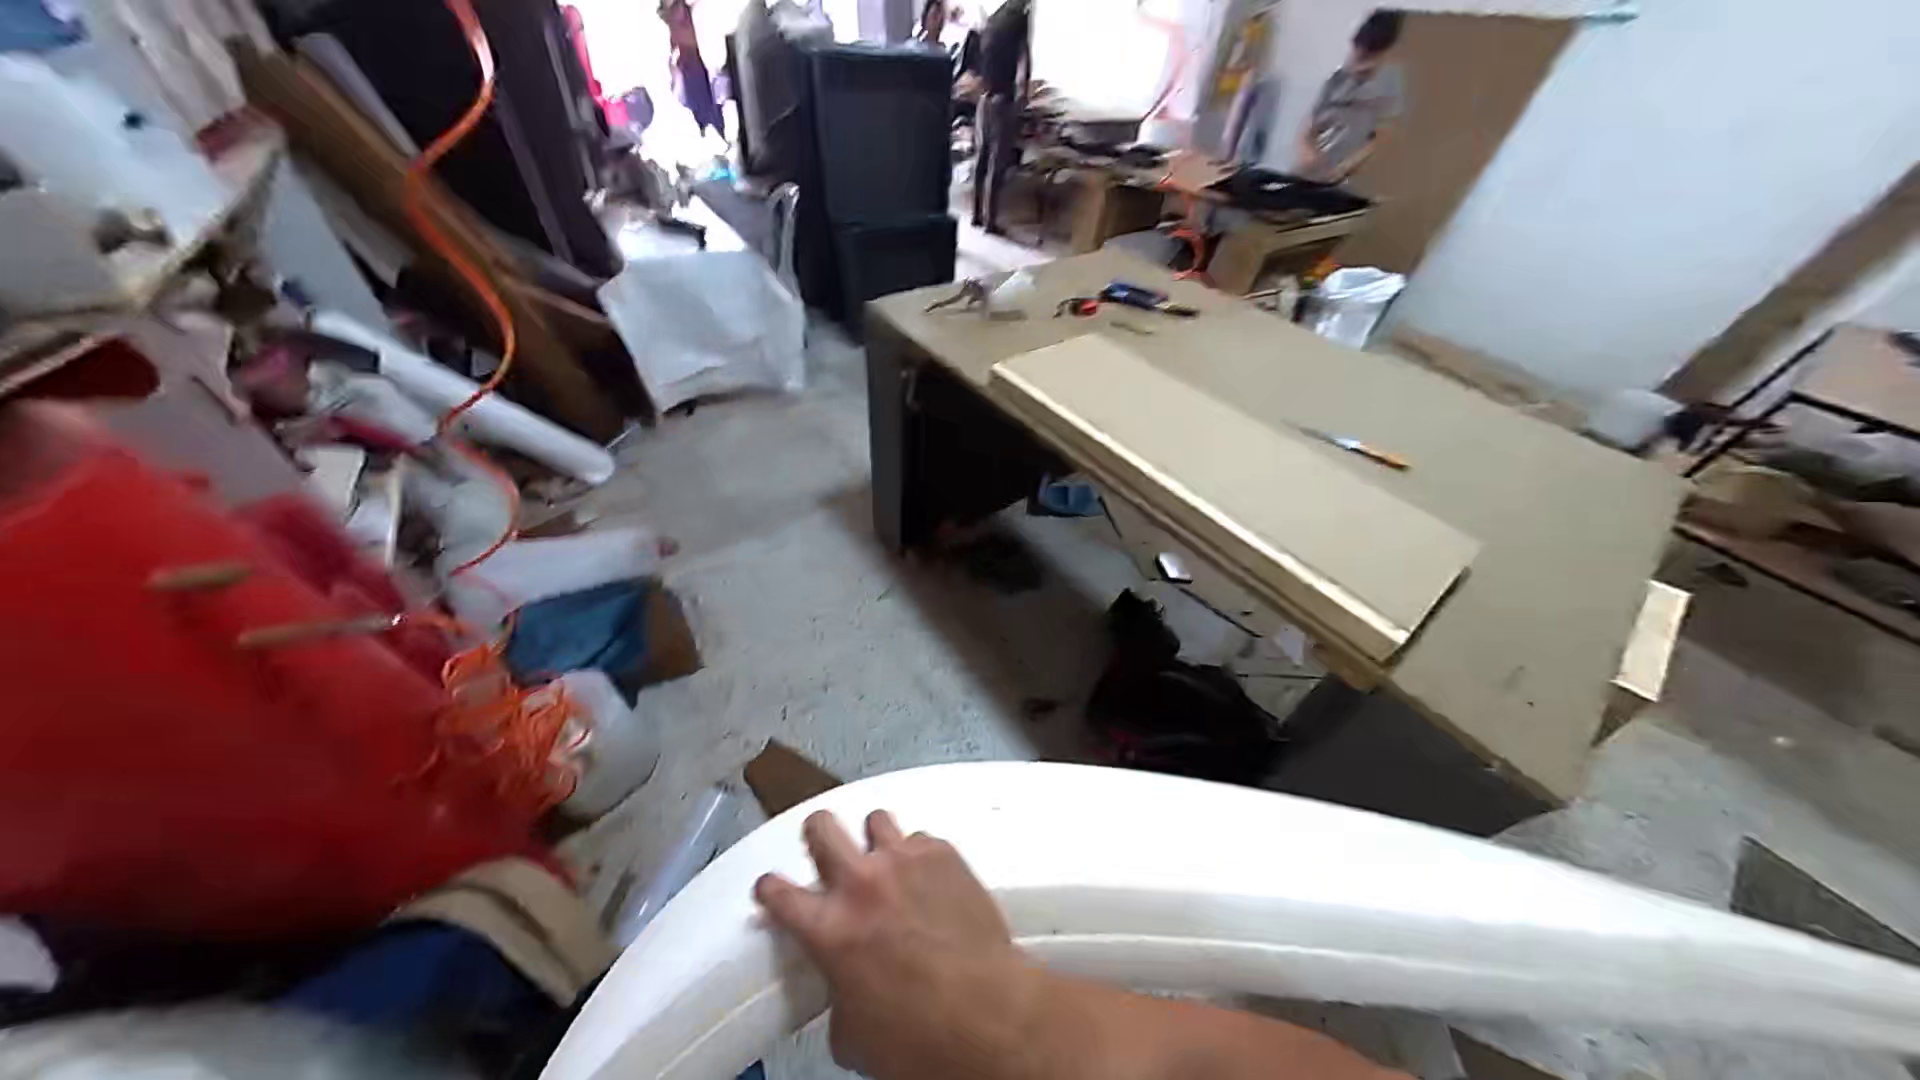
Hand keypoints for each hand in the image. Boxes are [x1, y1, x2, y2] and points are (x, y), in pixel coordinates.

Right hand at [754, 810, 1038, 1079]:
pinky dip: (920, 854)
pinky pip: (922, 839)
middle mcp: (861, 884)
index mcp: (829, 929)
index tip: (772, 886)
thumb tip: (846, 992)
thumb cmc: (922, 1036)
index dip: (770, 888)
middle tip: (825, 844)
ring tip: (885, 857)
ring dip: (875, 838)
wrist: (985, 1013)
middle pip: (821, 826)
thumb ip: (838, 996)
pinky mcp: (941, 854)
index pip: (778, 893)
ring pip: (876, 818)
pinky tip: (929, 877)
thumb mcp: (855, 1035)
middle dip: (818, 832)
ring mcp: (903, 861)